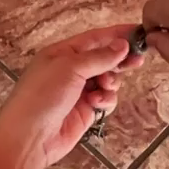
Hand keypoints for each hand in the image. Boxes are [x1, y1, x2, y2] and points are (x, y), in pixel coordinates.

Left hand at [0, 25, 144, 165]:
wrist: (29, 136)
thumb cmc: (42, 96)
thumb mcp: (70, 68)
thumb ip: (99, 57)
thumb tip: (122, 45)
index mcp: (62, 53)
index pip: (95, 38)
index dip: (117, 34)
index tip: (139, 31)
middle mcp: (71, 70)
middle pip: (103, 58)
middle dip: (120, 59)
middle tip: (138, 60)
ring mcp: (79, 91)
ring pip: (108, 80)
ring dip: (111, 82)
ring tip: (105, 86)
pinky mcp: (86, 111)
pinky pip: (105, 99)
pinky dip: (106, 100)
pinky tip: (97, 104)